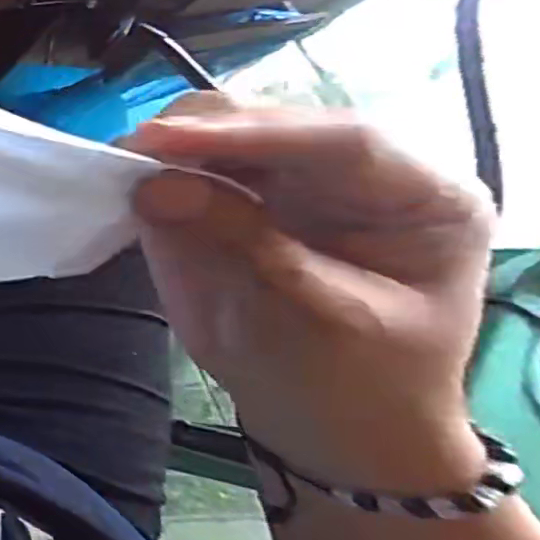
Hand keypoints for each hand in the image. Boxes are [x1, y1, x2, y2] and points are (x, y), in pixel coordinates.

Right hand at [123, 95, 494, 491]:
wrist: (322, 419)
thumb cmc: (351, 379)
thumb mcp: (317, 317)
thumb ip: (244, 244)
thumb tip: (153, 186)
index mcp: (417, 197)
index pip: (339, 142)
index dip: (249, 134)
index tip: (162, 140)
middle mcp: (349, 173)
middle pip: (269, 120)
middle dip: (196, 132)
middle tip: (131, 153)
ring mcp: (281, 180)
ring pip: (216, 128)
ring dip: (164, 145)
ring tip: (121, 168)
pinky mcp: (224, 196)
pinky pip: (181, 162)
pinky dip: (146, 166)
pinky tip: (124, 178)